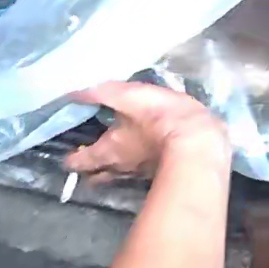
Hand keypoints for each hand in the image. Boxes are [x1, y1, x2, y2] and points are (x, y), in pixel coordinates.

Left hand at [63, 82, 228, 179]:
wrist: (200, 141)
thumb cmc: (159, 118)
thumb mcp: (128, 96)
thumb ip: (100, 93)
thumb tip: (70, 90)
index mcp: (108, 150)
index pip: (81, 161)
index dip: (72, 160)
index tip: (68, 157)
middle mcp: (121, 167)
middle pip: (99, 176)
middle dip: (92, 172)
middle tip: (90, 165)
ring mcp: (144, 173)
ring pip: (122, 176)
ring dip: (116, 171)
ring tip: (118, 161)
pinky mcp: (165, 170)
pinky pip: (145, 172)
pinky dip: (141, 165)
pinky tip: (149, 156)